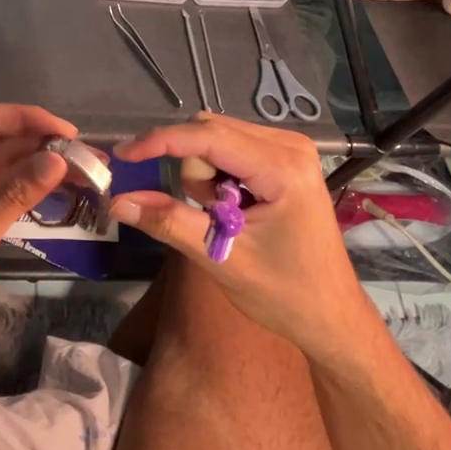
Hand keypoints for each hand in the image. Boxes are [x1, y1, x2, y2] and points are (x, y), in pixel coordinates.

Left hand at [0, 104, 73, 362]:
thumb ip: (14, 194)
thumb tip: (59, 159)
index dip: (31, 120)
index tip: (72, 134)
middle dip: (42, 143)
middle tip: (89, 156)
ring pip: (6, 162)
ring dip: (42, 165)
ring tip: (86, 171)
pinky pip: (4, 186)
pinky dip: (32, 187)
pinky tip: (63, 190)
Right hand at [111, 113, 359, 358]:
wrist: (333, 318)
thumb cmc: (285, 294)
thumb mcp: (222, 258)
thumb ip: (169, 222)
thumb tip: (118, 202)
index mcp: (282, 166)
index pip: (207, 136)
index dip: (159, 141)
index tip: (123, 155)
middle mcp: (290, 145)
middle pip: (210, 131)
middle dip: (191, 170)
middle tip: (202, 215)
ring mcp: (291, 148)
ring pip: (217, 137)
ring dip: (204, 174)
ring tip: (224, 219)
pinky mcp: (287, 158)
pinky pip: (232, 147)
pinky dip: (218, 174)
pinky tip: (233, 209)